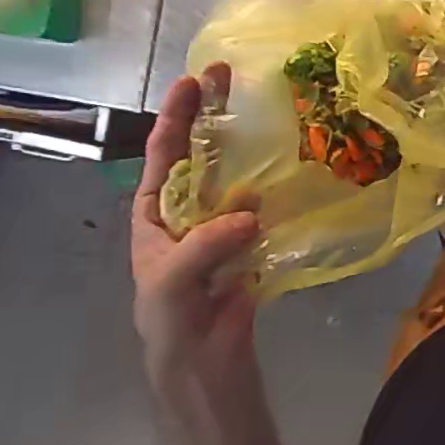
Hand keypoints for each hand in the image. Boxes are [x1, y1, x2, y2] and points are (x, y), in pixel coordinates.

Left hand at [131, 64, 261, 382]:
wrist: (203, 365)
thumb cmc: (171, 320)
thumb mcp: (172, 280)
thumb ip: (205, 243)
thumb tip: (252, 211)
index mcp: (155, 214)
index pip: (161, 156)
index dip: (175, 118)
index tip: (191, 82)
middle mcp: (187, 212)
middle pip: (200, 157)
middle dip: (212, 118)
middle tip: (231, 79)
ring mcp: (221, 225)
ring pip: (235, 180)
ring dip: (249, 151)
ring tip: (271, 118)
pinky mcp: (252, 242)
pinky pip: (262, 210)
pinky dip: (274, 192)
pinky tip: (289, 168)